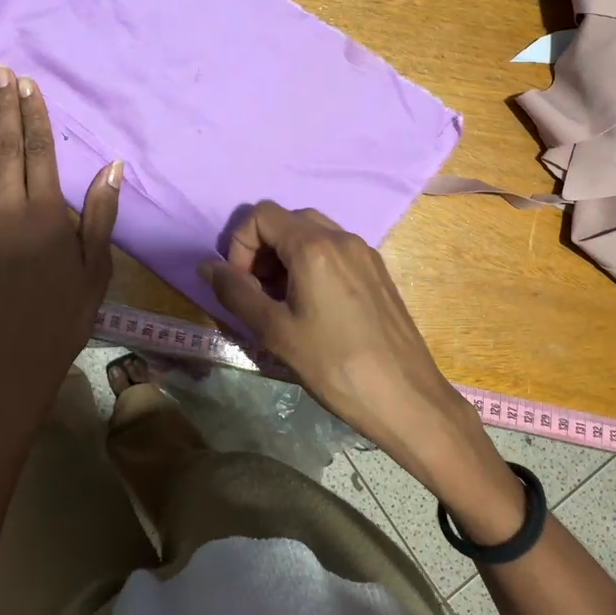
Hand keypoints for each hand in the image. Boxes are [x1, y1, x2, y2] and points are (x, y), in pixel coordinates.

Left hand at [0, 65, 120, 433]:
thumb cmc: (64, 316)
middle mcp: (9, 211)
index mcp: (47, 215)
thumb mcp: (96, 269)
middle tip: (2, 70)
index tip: (29, 83)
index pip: (41, 151)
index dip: (35, 114)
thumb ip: (100, 214)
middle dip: (6, 106)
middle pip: (7, 147)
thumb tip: (111, 164)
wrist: (12, 362)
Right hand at [200, 202, 465, 456]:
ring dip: (285, 257)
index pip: (261, 215)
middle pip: (287, 220)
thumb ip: (236, 293)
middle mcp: (342, 238)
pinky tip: (312, 309)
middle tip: (257, 293)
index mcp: (314, 246)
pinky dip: (311, 265)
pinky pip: (334, 251)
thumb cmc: (335, 366)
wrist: (408, 400)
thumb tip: (207, 267)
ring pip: (312, 234)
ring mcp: (364, 253)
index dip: (239, 245)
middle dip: (261, 249)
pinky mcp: (378, 272)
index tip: (241, 286)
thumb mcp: (275, 332)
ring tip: (281, 304)